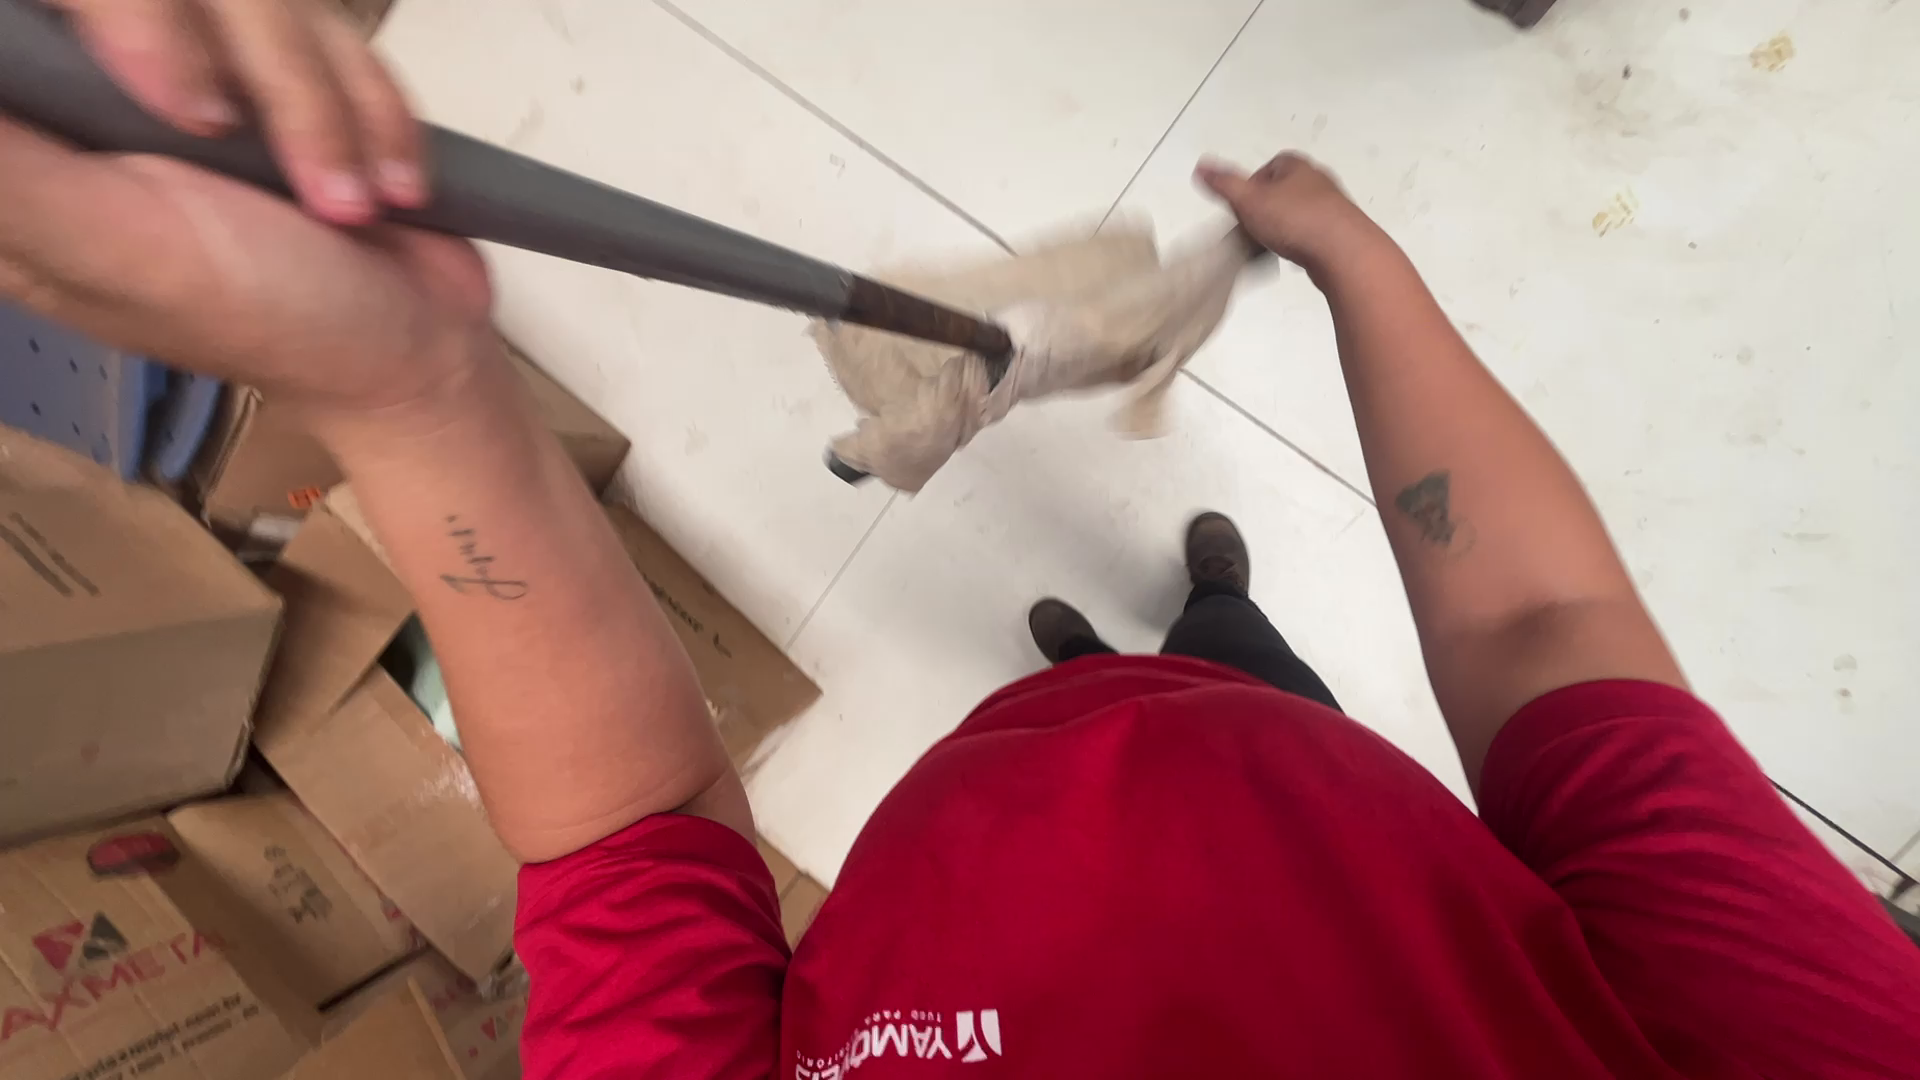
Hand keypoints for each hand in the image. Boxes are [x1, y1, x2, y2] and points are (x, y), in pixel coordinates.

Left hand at [0, 1, 493, 414]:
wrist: (427, 355)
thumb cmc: (280, 323)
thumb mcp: (110, 246)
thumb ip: (3, 162)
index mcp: (26, 115)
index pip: (23, 6)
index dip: (105, 16)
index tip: (163, 96)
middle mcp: (111, 75)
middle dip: (231, 65)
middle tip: (228, 137)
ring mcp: (225, 75)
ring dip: (327, 111)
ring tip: (348, 202)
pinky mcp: (313, 87)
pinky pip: (345, 42)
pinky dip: (382, 117)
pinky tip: (391, 186)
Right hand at [1195, 153, 1381, 274]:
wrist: (1341, 250)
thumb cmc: (1293, 220)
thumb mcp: (1249, 201)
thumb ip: (1223, 185)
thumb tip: (1200, 165)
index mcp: (1295, 166)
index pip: (1266, 168)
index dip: (1249, 187)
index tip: (1240, 209)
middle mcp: (1315, 179)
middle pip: (1280, 191)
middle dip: (1263, 209)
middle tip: (1249, 231)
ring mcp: (1329, 204)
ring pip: (1295, 212)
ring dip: (1280, 227)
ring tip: (1268, 247)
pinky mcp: (1337, 228)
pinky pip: (1309, 232)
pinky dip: (1296, 241)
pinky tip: (1289, 255)